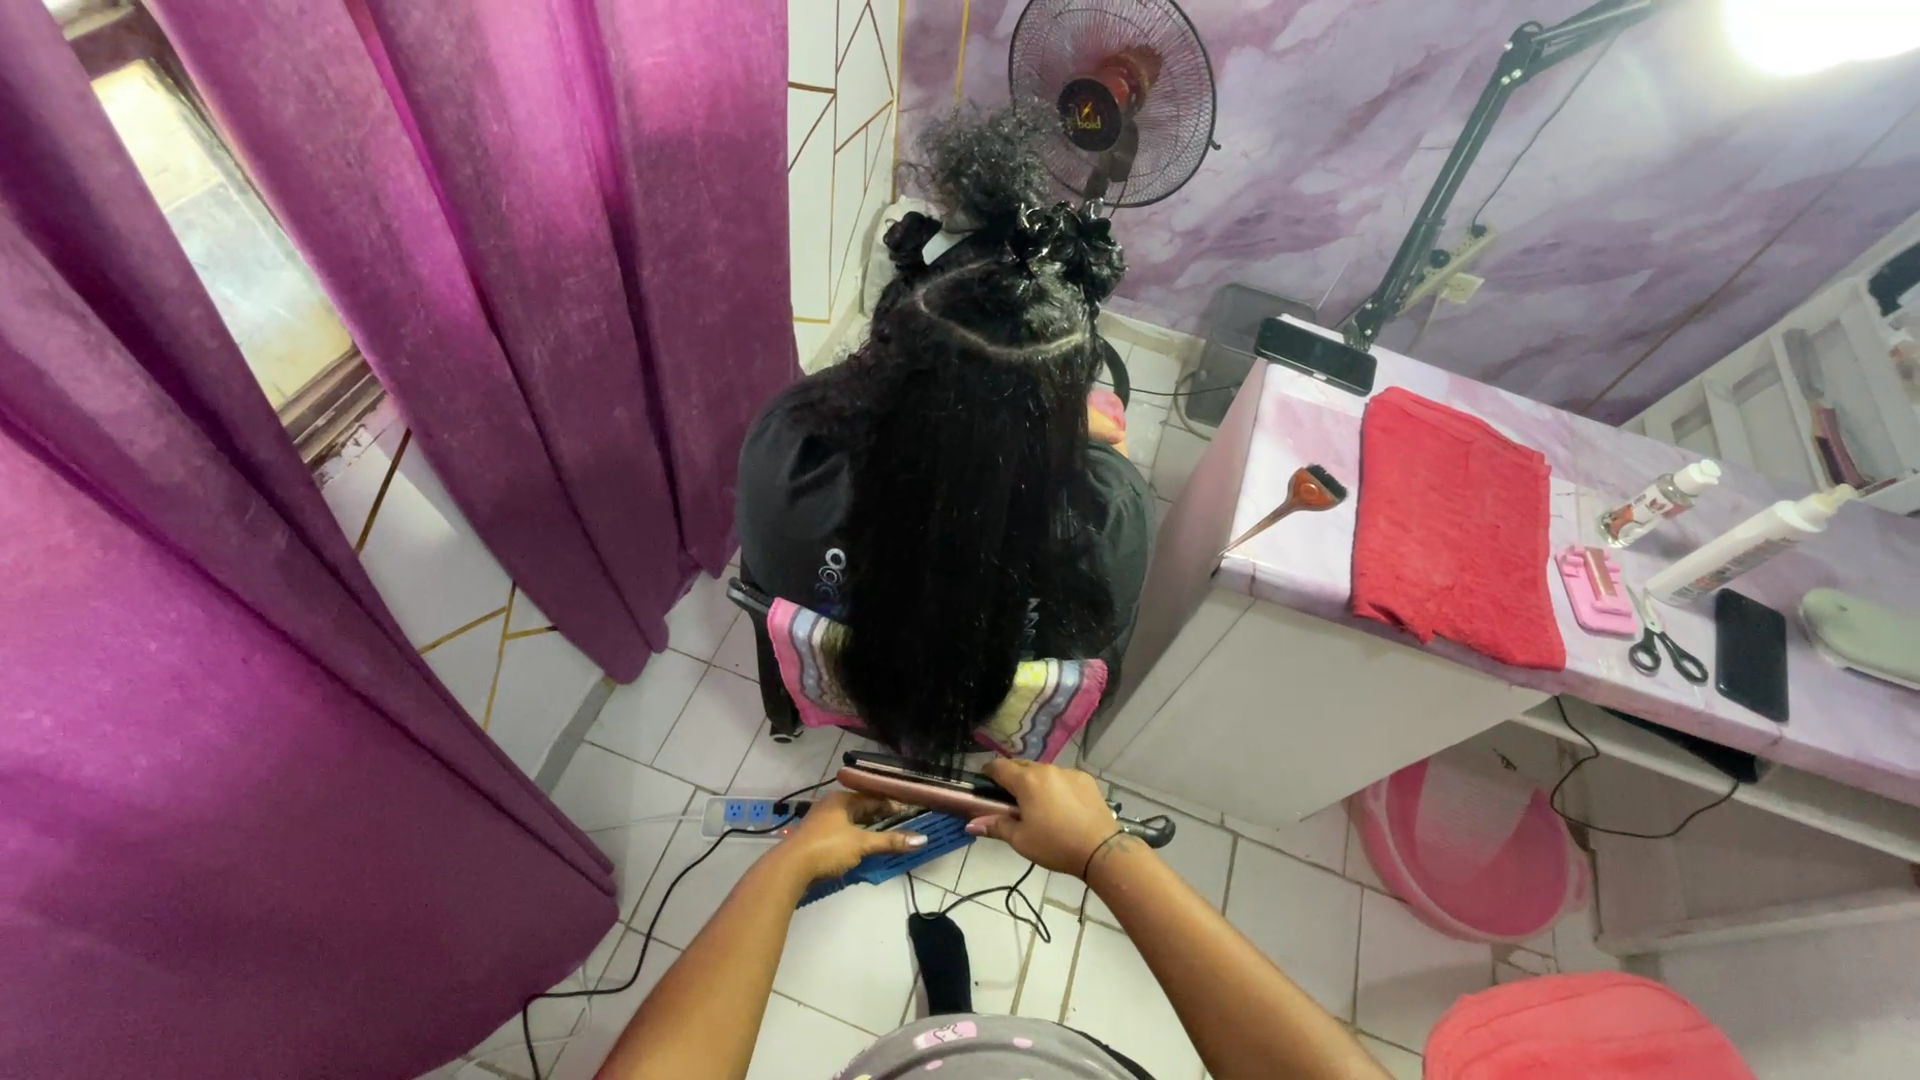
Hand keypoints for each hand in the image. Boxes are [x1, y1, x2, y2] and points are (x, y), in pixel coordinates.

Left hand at [773, 792, 925, 882]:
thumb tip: (922, 839)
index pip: (873, 798)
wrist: (790, 868)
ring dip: (868, 832)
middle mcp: (831, 806)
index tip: (910, 813)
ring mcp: (821, 823)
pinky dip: (855, 841)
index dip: (892, 806)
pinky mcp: (815, 840)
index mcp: (841, 800)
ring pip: (851, 824)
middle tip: (901, 827)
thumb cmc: (827, 848)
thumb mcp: (862, 844)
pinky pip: (842, 836)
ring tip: (886, 840)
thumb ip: (890, 841)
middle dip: (880, 819)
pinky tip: (863, 851)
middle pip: (861, 810)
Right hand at [966, 759, 1119, 877]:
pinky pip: (1063, 777)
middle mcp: (1046, 769)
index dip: (988, 772)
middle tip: (1010, 798)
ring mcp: (1068, 772)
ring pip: (1043, 771)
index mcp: (1027, 781)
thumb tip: (971, 824)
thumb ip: (996, 826)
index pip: (999, 766)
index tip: (985, 781)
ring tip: (1039, 804)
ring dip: (1036, 781)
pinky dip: (1057, 786)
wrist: (1100, 849)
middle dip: (1012, 777)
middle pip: (1021, 766)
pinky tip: (1062, 806)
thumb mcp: (1021, 840)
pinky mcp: (1086, 779)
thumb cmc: (1055, 845)